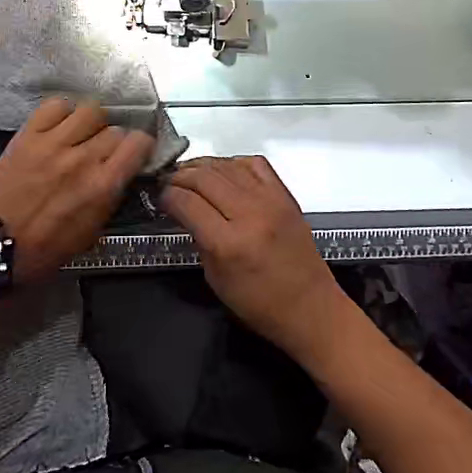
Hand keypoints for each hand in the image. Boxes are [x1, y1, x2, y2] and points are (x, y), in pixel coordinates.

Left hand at [0, 99, 154, 283]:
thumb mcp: (94, 229)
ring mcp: (53, 143)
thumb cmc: (48, 246)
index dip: (141, 145)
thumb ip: (112, 194)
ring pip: (90, 110)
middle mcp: (82, 159)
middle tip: (102, 151)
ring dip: (91, 122)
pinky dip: (62, 111)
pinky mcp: (28, 135)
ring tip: (82, 134)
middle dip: (113, 140)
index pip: (138, 143)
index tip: (134, 151)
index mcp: (103, 186)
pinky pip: (55, 105)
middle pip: (114, 128)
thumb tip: (123, 171)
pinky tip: (59, 126)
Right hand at [160, 157, 349, 358]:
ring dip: (201, 166)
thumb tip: (180, 208)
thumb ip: (197, 237)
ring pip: (225, 165)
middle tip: (167, 182)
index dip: (166, 195)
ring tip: (188, 174)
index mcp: (228, 243)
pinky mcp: (285, 196)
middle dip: (179, 177)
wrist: (313, 310)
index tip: (158, 197)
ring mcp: (270, 201)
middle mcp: (250, 214)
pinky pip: (254, 164)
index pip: (186, 202)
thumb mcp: (215, 277)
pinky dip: (232, 163)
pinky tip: (223, 173)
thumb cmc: (259, 304)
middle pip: (202, 177)